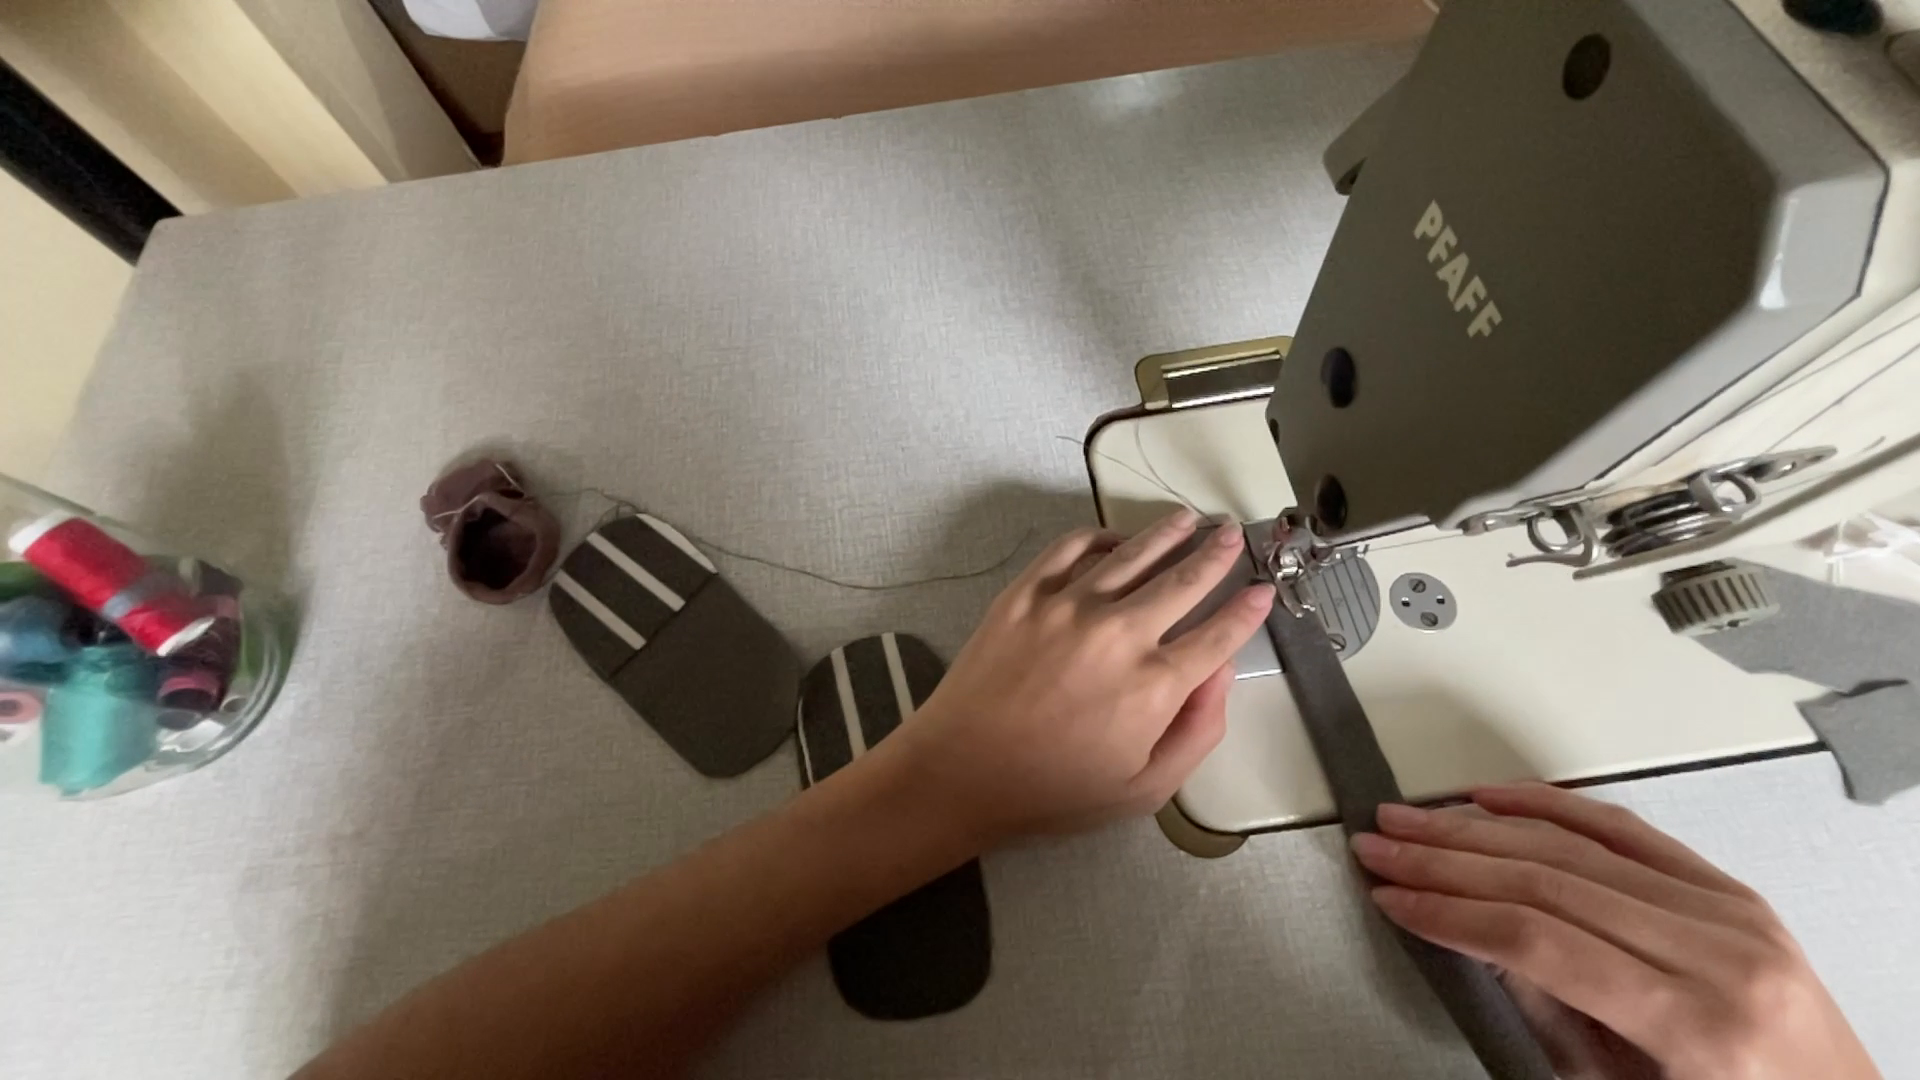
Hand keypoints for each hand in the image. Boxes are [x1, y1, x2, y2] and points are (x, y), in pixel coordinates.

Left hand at [885, 509, 1272, 842]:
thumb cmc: (1054, 789)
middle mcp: (1119, 633)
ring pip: (1133, 554)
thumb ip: (1197, 731)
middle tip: (1232, 534)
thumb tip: (1221, 672)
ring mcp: (1069, 605)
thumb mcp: (1144, 788)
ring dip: (1166, 533)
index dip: (1247, 610)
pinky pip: (1070, 548)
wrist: (961, 769)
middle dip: (1216, 554)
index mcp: (1154, 685)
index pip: (1218, 635)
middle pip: (1183, 581)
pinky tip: (1114, 538)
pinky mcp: (1026, 592)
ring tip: (1187, 519)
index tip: (1263, 589)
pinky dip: (1099, 537)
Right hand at [1352, 783, 1880, 1079]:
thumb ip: (1541, 1007)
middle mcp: (1720, 954)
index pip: (1534, 939)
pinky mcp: (1729, 887)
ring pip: (1569, 845)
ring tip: (1408, 818)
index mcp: (1699, 1025)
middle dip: (1440, 860)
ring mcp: (1730, 911)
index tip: (1387, 896)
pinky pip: (1623, 826)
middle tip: (1377, 844)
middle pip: (1542, 880)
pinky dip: (1548, 802)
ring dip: (1471, 826)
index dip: (1446, 912)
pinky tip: (1489, 795)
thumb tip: (1463, 930)